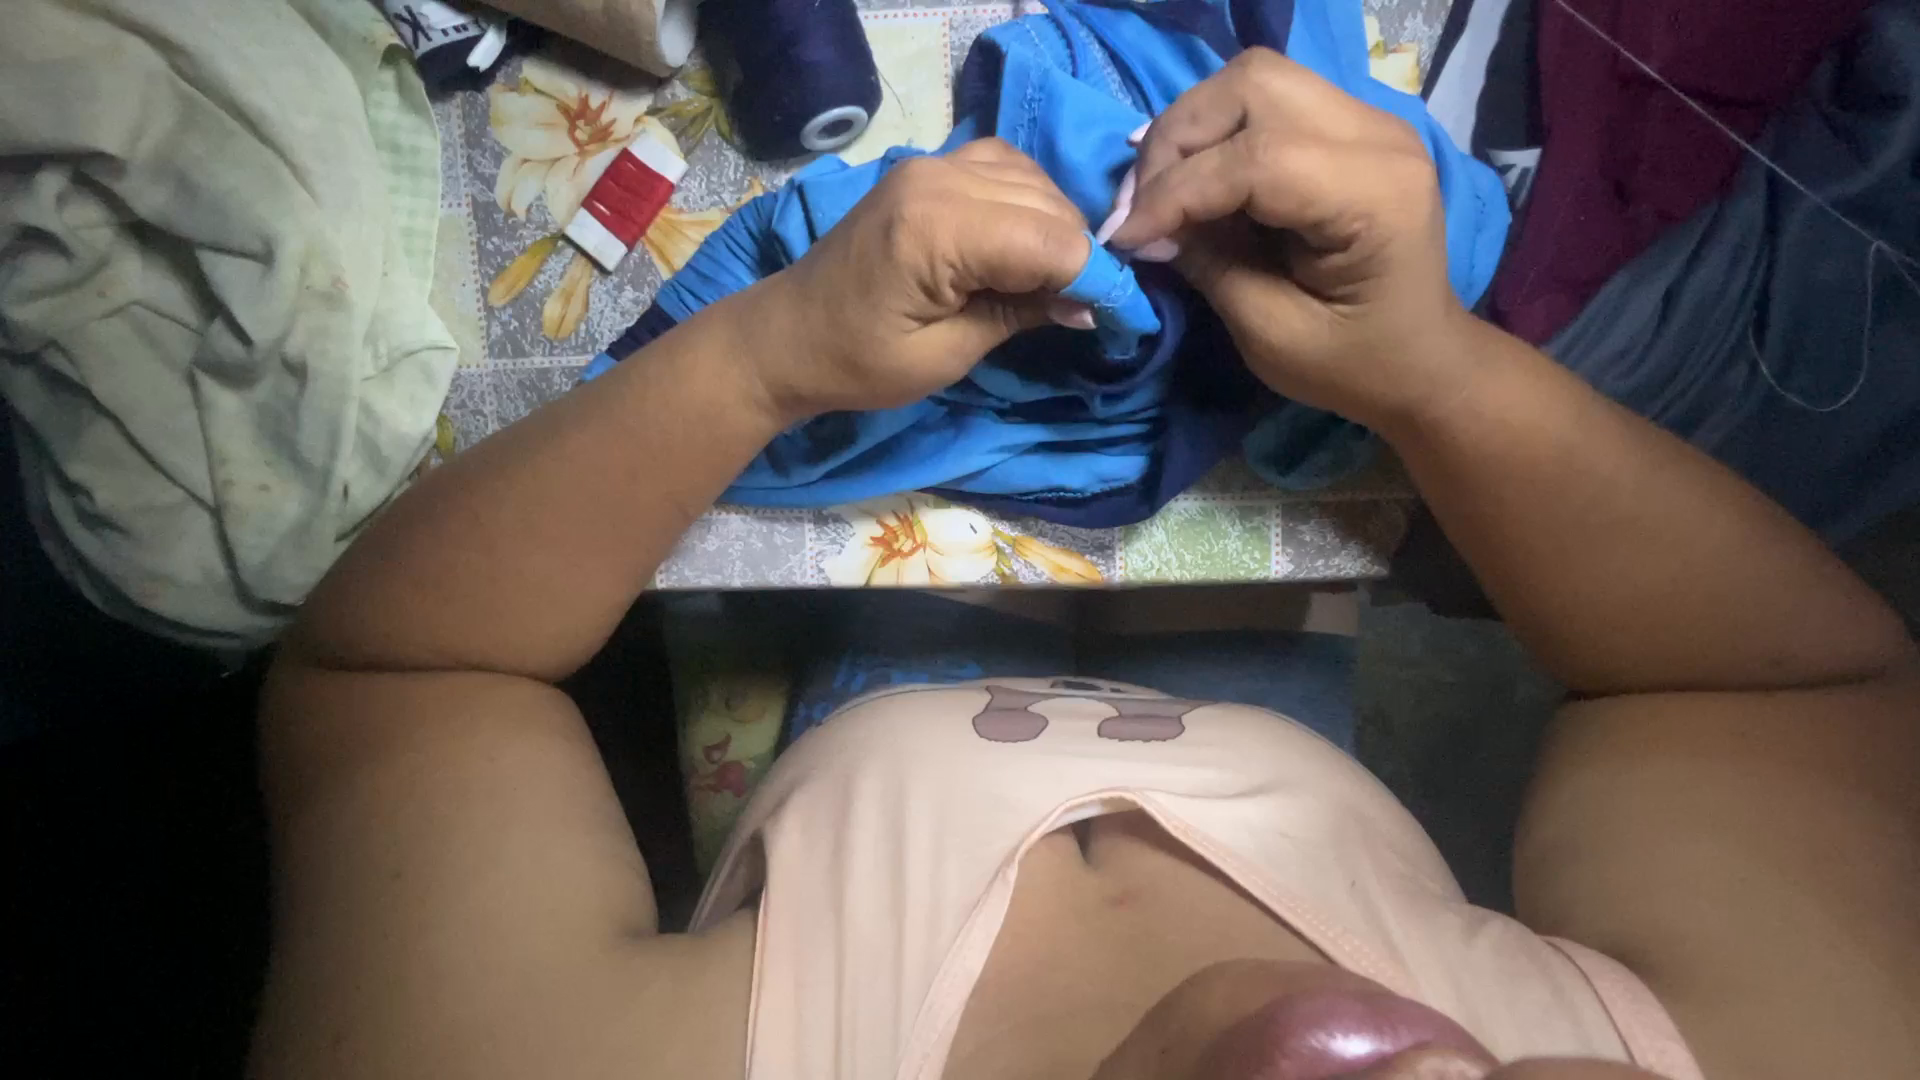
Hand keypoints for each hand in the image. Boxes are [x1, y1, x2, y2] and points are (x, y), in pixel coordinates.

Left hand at [742, 138, 1092, 421]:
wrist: (788, 336)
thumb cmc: (859, 364)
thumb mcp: (945, 356)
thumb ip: (1018, 316)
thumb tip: (1089, 303)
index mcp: (938, 228)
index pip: (1051, 241)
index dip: (1096, 279)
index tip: (1120, 318)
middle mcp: (939, 177)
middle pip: (1049, 205)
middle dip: (1080, 256)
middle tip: (1088, 309)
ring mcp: (930, 165)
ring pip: (1032, 180)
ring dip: (1056, 230)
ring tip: (1055, 284)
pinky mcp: (927, 170)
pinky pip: (1003, 171)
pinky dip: (1028, 206)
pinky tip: (1025, 246)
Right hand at [1107, 48, 1477, 428]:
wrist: (1418, 359)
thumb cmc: (1350, 364)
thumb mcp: (1269, 333)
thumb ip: (1209, 267)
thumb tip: (1144, 232)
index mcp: (1373, 196)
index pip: (1255, 159)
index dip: (1174, 193)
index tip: (1122, 238)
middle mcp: (1377, 135)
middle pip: (1251, 85)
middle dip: (1174, 143)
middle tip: (1137, 210)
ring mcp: (1365, 121)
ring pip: (1250, 81)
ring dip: (1187, 133)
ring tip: (1154, 195)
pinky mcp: (1343, 128)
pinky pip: (1261, 104)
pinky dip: (1208, 137)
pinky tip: (1182, 181)